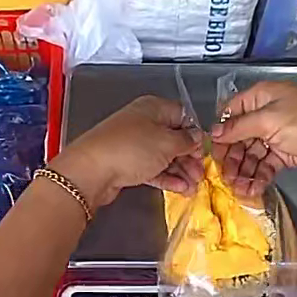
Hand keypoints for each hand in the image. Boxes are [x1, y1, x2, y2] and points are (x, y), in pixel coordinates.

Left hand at [48, 95, 203, 207]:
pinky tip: (180, 188)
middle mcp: (143, 123)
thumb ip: (186, 140)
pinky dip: (167, 177)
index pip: (183, 116)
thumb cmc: (129, 149)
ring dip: (180, 171)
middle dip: (189, 157)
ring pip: (164, 156)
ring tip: (193, 187)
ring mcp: (134, 144)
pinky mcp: (127, 164)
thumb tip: (196, 137)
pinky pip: (153, 169)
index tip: (204, 150)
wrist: (92, 172)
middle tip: (200, 172)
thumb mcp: (167, 142)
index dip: (196, 133)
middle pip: (174, 138)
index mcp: (153, 108)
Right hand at [209, 81, 296, 196]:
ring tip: (238, 189)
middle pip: (239, 137)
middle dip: (232, 158)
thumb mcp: (268, 120)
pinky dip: (258, 177)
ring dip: (243, 172)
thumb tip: (213, 133)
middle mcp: (266, 114)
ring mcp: (276, 136)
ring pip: (251, 154)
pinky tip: (252, 189)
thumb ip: (238, 127)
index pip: (231, 113)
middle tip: (225, 177)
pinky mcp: (285, 154)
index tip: (214, 153)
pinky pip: (265, 165)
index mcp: (261, 97)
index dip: (221, 133)